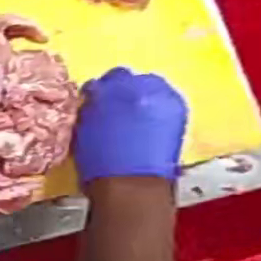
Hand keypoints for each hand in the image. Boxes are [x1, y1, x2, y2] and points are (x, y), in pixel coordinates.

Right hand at [74, 67, 187, 183]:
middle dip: (118, 88)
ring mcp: (164, 98)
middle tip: (110, 105)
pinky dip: (154, 104)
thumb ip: (88, 110)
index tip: (90, 102)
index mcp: (109, 93)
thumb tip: (92, 102)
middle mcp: (141, 88)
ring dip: (138, 94)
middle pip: (127, 77)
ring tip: (129, 113)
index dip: (94, 92)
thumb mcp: (81, 132)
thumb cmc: (98, 162)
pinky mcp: (179, 110)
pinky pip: (164, 97)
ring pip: (149, 84)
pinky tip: (145, 119)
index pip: (100, 81)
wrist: (131, 183)